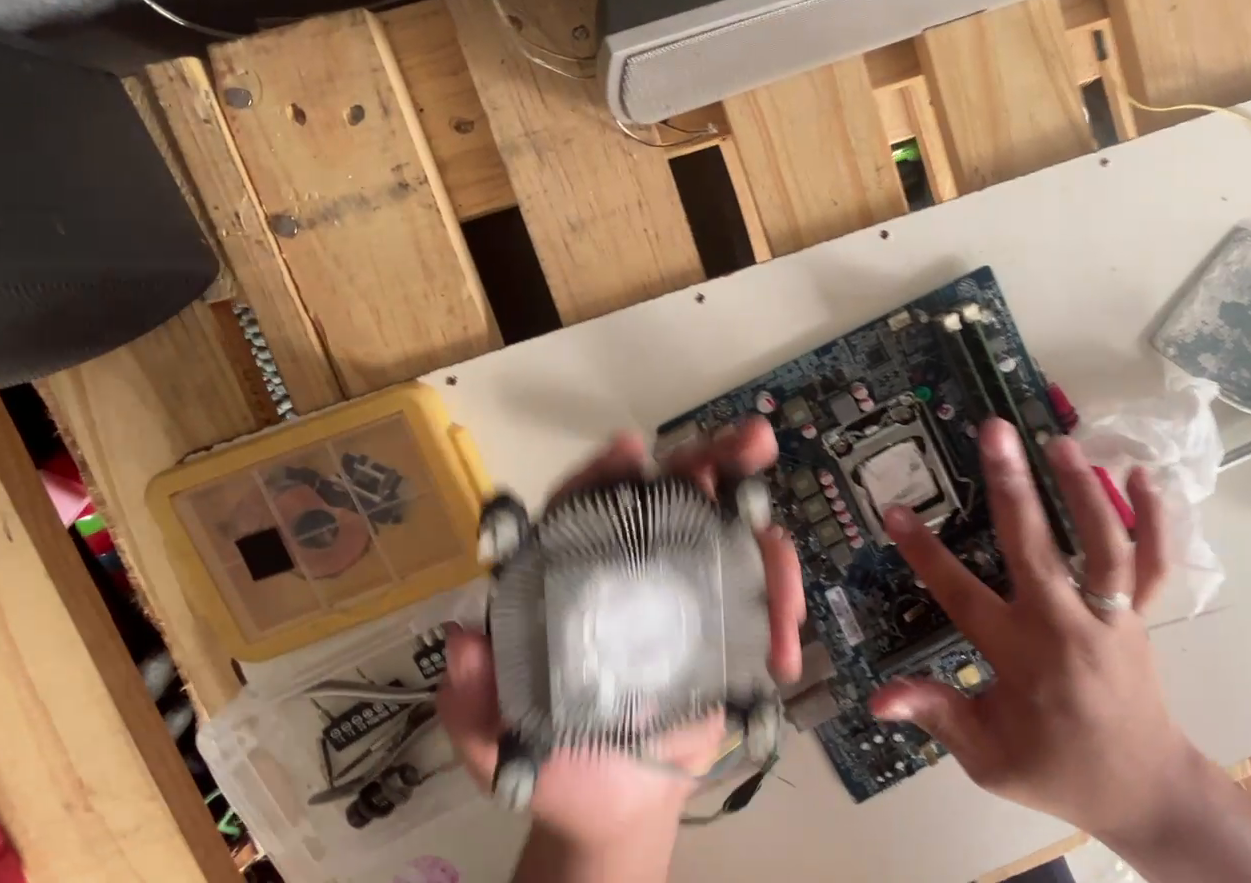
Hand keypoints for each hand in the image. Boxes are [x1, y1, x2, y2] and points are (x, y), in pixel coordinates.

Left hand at [436, 419, 806, 853]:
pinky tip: (785, 654)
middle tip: (756, 442)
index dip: (604, 474)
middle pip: (676, 496)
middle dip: (718, 460)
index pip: (584, 508)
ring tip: (786, 603)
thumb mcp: (496, 736)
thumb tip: (464, 639)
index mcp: (576, 578)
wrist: (615, 807)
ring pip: (735, 538)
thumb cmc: (550, 764)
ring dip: (771, 549)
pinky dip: (784, 612)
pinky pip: (765, 597)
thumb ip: (475, 697)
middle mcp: (638, 568)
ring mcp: (691, 591)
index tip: (631, 450)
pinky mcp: (730, 627)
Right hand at [868, 418, 1205, 844]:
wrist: (1144, 791)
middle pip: (1036, 548)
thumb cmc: (1056, 770)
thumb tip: (877, 697)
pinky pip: (1155, 564)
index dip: (925, 553)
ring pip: (1102, 545)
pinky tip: (1140, 475)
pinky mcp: (1142, 615)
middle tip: (995, 431)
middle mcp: (1067, 626)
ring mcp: (1112, 617)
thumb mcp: (988, 758)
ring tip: (1059, 441)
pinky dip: (1154, 519)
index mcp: (1022, 658)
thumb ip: (937, 715)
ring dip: (1083, 489)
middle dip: (1013, 486)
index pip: (963, 596)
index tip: (895, 511)